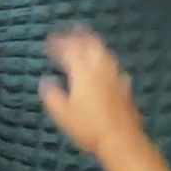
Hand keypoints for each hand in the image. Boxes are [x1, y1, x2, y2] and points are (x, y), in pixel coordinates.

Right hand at [41, 26, 146, 158]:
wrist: (121, 140)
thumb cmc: (88, 127)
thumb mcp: (62, 113)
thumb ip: (51, 94)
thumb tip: (45, 80)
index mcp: (82, 72)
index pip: (68, 50)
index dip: (57, 43)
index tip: (47, 42)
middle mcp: (100, 68)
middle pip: (90, 43)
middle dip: (79, 35)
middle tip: (70, 30)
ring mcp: (115, 76)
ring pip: (104, 52)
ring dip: (93, 44)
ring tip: (86, 42)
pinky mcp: (125, 86)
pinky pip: (114, 66)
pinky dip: (105, 60)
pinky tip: (105, 66)